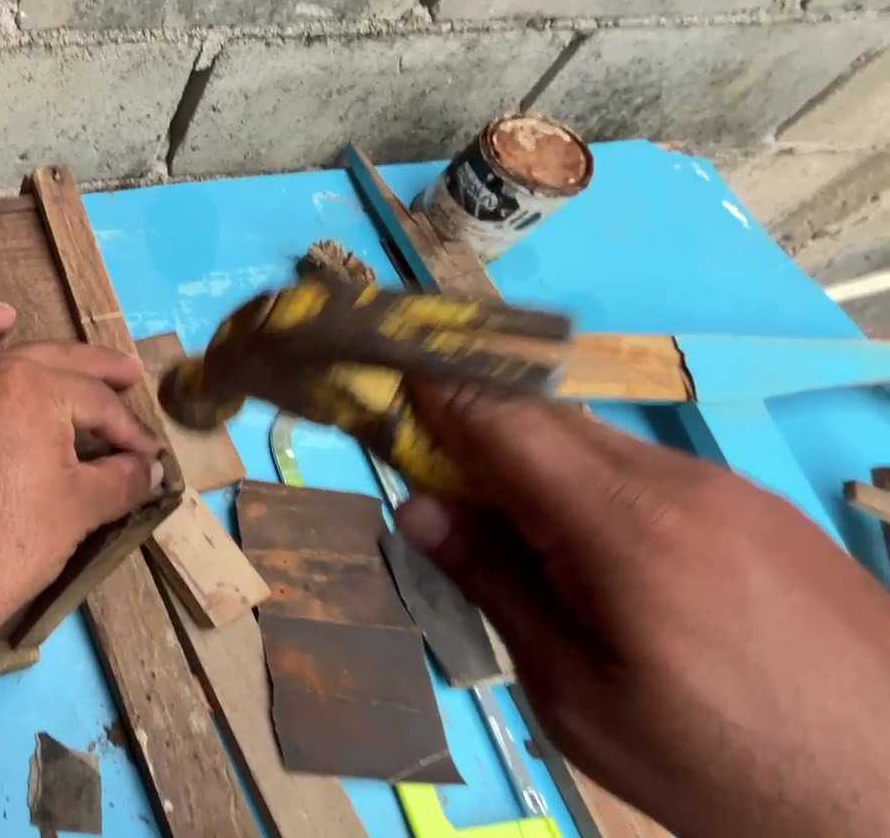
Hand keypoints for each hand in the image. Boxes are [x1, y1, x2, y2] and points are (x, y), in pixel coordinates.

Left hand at [0, 302, 163, 651]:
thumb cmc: (10, 544)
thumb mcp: (81, 509)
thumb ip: (121, 479)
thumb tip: (147, 468)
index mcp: (27, 387)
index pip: (93, 402)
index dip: (128, 429)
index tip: (149, 455)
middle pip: (42, 360)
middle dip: (91, 368)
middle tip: (123, 371)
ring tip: (1, 314)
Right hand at [397, 383, 889, 837]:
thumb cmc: (721, 766)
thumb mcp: (574, 693)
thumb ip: (492, 585)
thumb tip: (416, 508)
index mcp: (624, 528)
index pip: (502, 422)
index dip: (434, 392)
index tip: (378, 376)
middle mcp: (681, 485)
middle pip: (543, 417)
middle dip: (469, 420)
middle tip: (415, 451)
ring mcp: (733, 493)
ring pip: (592, 441)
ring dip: (524, 454)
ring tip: (493, 511)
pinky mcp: (764, 513)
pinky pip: (642, 469)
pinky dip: (581, 478)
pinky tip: (579, 539)